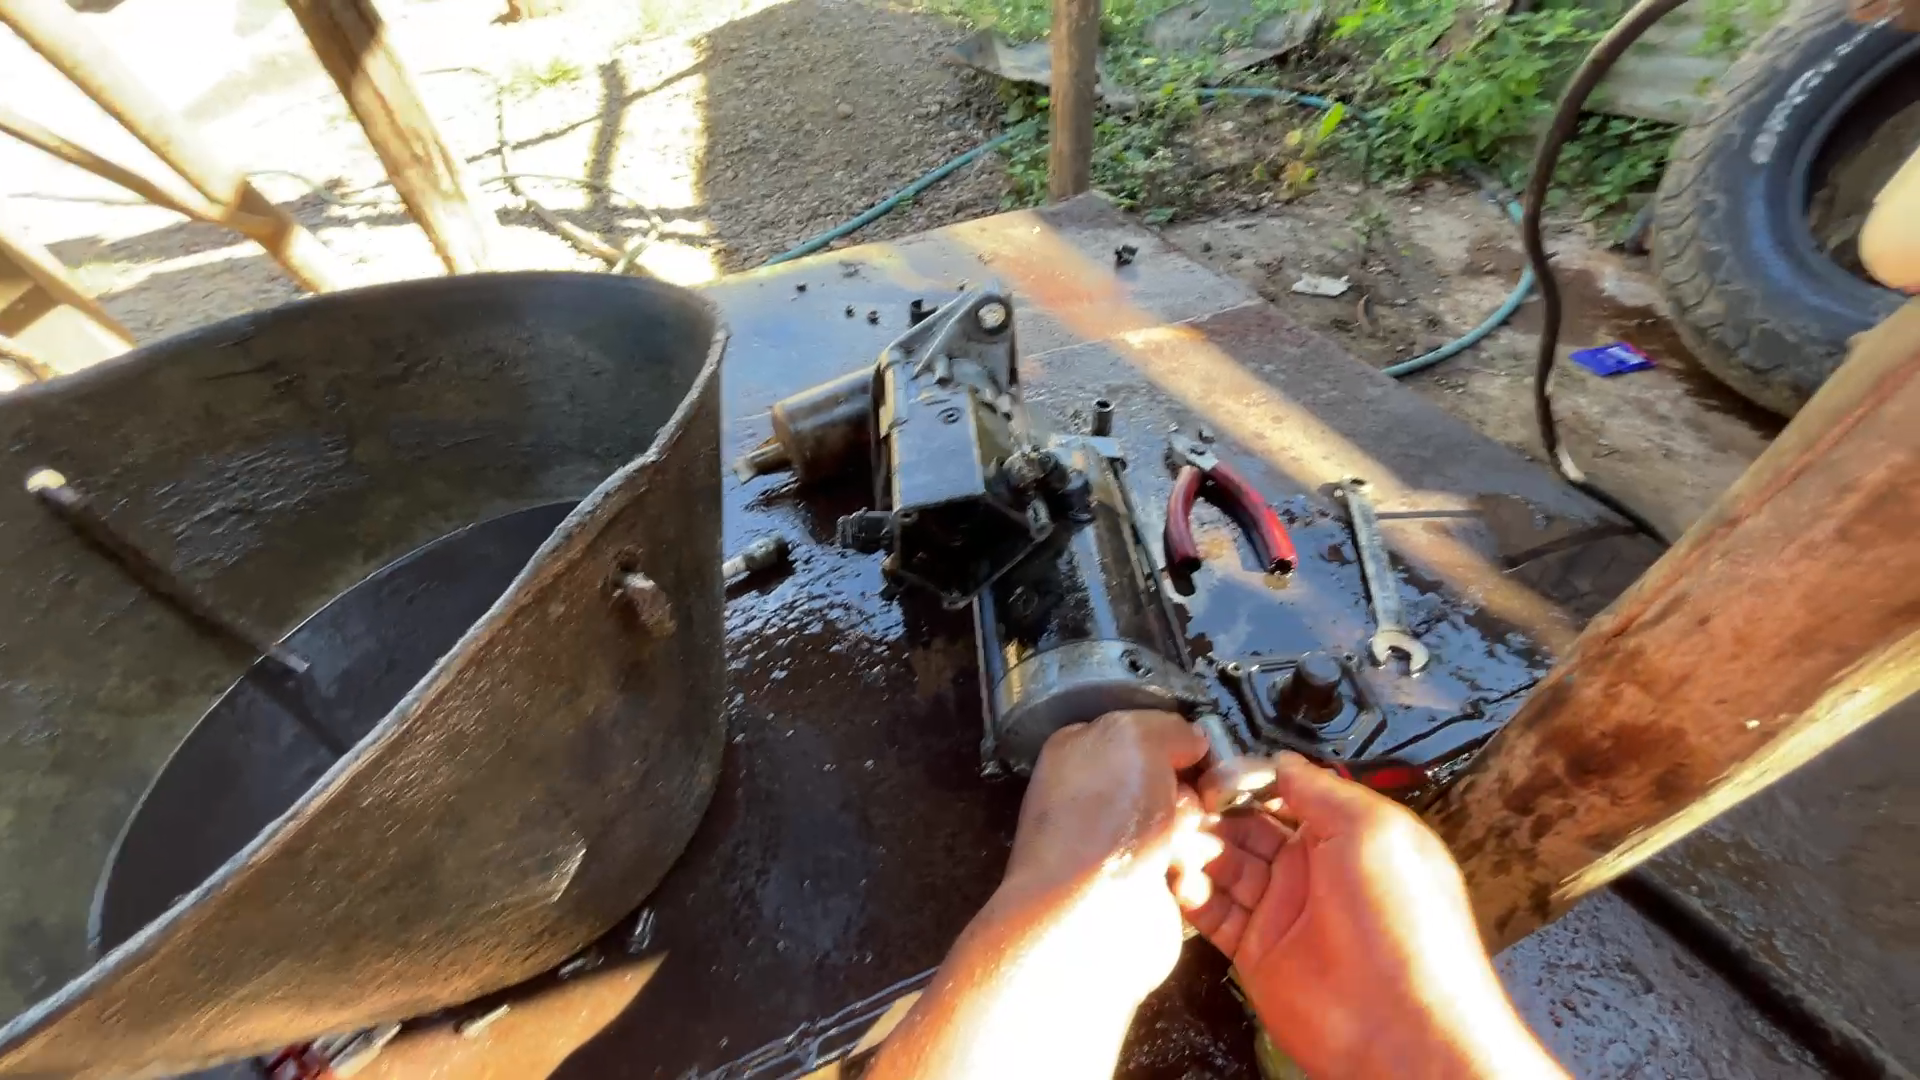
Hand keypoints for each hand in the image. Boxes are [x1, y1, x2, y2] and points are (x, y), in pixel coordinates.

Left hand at [865, 711, 1207, 1079]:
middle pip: (1171, 776)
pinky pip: (1189, 863)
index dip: (1174, 739)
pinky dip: (1192, 867)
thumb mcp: (1134, 738)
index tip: (1198, 754)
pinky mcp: (1144, 885)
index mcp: (1079, 748)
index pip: (1142, 729)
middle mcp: (1096, 792)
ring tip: (1179, 844)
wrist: (1091, 917)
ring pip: (1188, 819)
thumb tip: (1192, 741)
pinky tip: (1180, 874)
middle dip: (1190, 788)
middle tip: (1190, 803)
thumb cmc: (1106, 814)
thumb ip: (1167, 727)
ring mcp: (1119, 841)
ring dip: (1194, 829)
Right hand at [1171, 752, 1566, 1079]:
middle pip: (1242, 823)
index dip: (1243, 780)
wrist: (1403, 1034)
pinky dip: (1190, 891)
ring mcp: (1280, 908)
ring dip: (1195, 847)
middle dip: (1210, 811)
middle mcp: (1308, 866)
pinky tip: (1180, 879)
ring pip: (1221, 862)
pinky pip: (1212, 909)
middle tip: (1180, 806)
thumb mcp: (1373, 832)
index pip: (1279, 790)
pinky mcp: (1255, 948)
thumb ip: (1320, 788)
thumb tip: (1279, 759)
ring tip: (1175, 842)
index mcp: (1342, 834)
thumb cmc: (1401, 924)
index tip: (1214, 779)